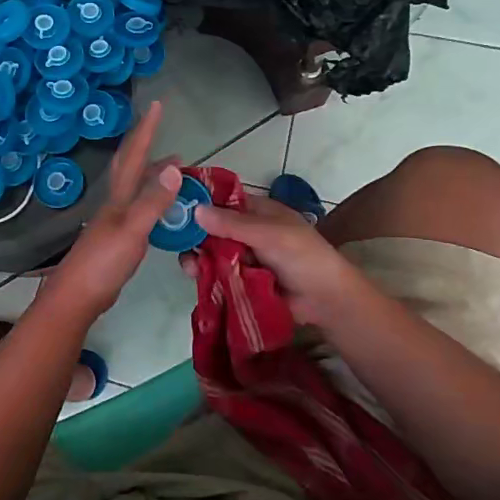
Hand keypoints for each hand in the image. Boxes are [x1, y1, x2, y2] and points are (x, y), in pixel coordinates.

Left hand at [39, 101, 181, 318]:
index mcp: (119, 198)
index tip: (157, 105)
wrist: (76, 298)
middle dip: (145, 144)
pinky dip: (152, 198)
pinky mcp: (117, 239)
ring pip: (135, 186)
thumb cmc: (103, 263)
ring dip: (152, 172)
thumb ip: (153, 201)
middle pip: (129, 166)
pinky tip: (160, 209)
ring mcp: (114, 221)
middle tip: (162, 129)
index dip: (146, 130)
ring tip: (174, 168)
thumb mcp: (133, 230)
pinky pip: (138, 207)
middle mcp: (115, 204)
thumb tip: (172, 167)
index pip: (134, 156)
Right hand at [195, 195, 368, 323]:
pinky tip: (196, 277)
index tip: (175, 205)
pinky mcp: (241, 281)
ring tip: (189, 266)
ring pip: (212, 252)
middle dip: (195, 234)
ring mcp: (244, 257)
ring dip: (198, 256)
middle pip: (212, 228)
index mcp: (258, 212)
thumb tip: (196, 210)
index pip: (224, 200)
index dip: (201, 201)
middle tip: (178, 242)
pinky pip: (217, 274)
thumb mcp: (269, 234)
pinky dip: (206, 274)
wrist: (324, 299)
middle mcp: (248, 231)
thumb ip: (233, 224)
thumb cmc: (303, 256)